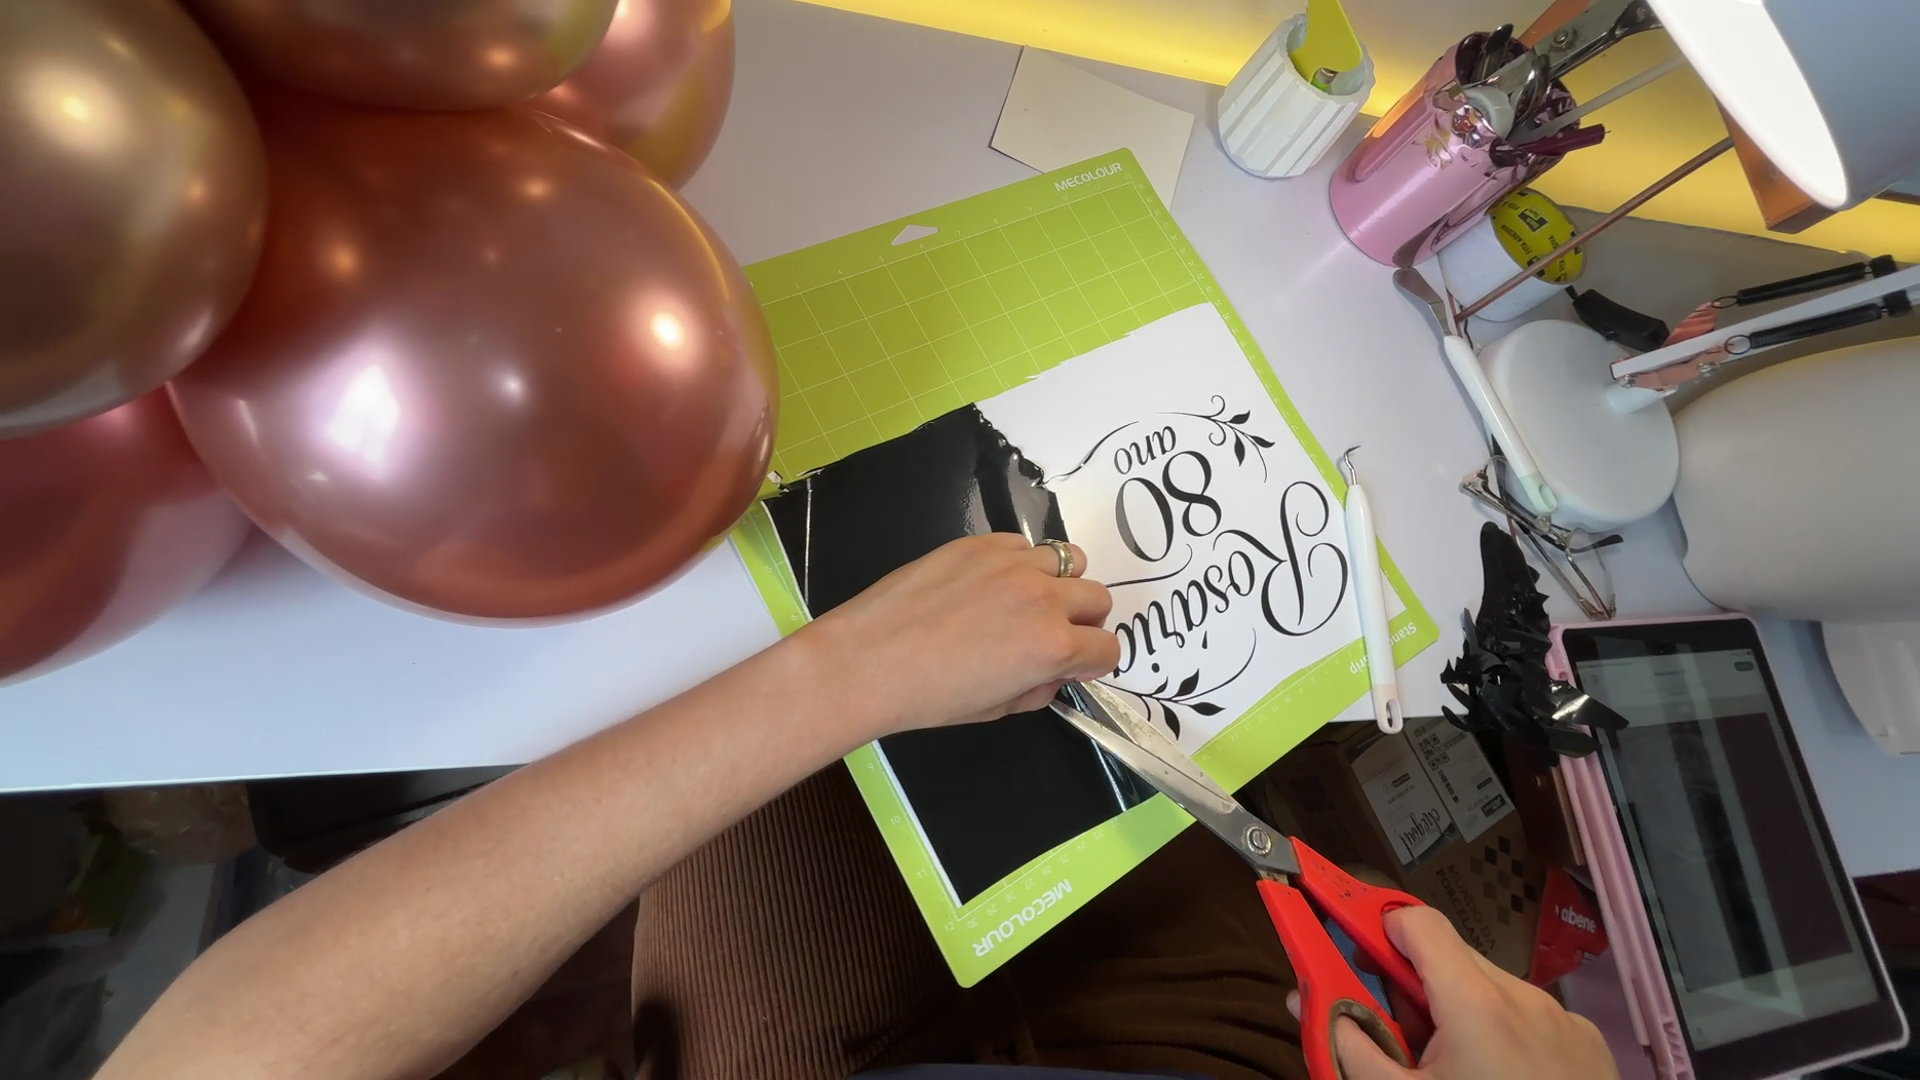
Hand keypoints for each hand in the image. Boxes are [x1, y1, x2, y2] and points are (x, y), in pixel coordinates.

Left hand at [797, 533, 1117, 739]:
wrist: (869, 658)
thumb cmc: (930, 697)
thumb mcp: (996, 709)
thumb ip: (1039, 690)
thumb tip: (1053, 674)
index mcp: (1052, 646)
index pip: (1108, 649)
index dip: (1093, 664)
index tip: (1072, 667)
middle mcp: (1043, 598)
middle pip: (1098, 598)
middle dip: (1083, 622)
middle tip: (1050, 635)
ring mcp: (1011, 563)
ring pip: (1069, 559)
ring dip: (1059, 584)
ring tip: (1025, 601)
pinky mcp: (980, 543)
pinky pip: (1024, 544)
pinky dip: (1021, 563)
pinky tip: (990, 583)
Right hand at [1295, 906, 1618, 1079]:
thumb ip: (1347, 1042)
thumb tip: (1301, 997)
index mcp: (1476, 1002)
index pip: (1415, 921)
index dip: (1380, 931)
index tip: (1362, 961)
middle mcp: (1524, 997)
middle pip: (1447, 953)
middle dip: (1413, 980)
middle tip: (1402, 1032)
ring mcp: (1565, 1022)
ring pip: (1485, 982)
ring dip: (1456, 1005)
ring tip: (1455, 1066)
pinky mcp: (1592, 1048)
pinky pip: (1526, 1012)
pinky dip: (1500, 1028)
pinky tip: (1499, 1077)